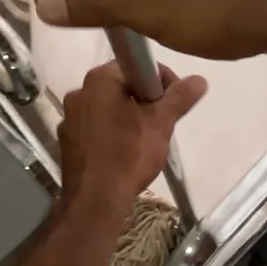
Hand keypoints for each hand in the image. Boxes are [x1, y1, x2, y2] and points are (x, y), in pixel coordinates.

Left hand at [58, 61, 206, 223]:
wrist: (95, 201)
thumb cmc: (129, 155)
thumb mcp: (161, 123)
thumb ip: (179, 97)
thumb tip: (199, 79)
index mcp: (99, 79)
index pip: (136, 65)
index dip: (161, 80)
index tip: (173, 101)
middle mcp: (79, 91)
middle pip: (121, 86)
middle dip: (145, 100)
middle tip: (162, 122)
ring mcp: (69, 116)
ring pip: (107, 107)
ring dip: (127, 116)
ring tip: (145, 139)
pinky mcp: (67, 139)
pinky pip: (94, 126)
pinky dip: (110, 132)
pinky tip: (123, 152)